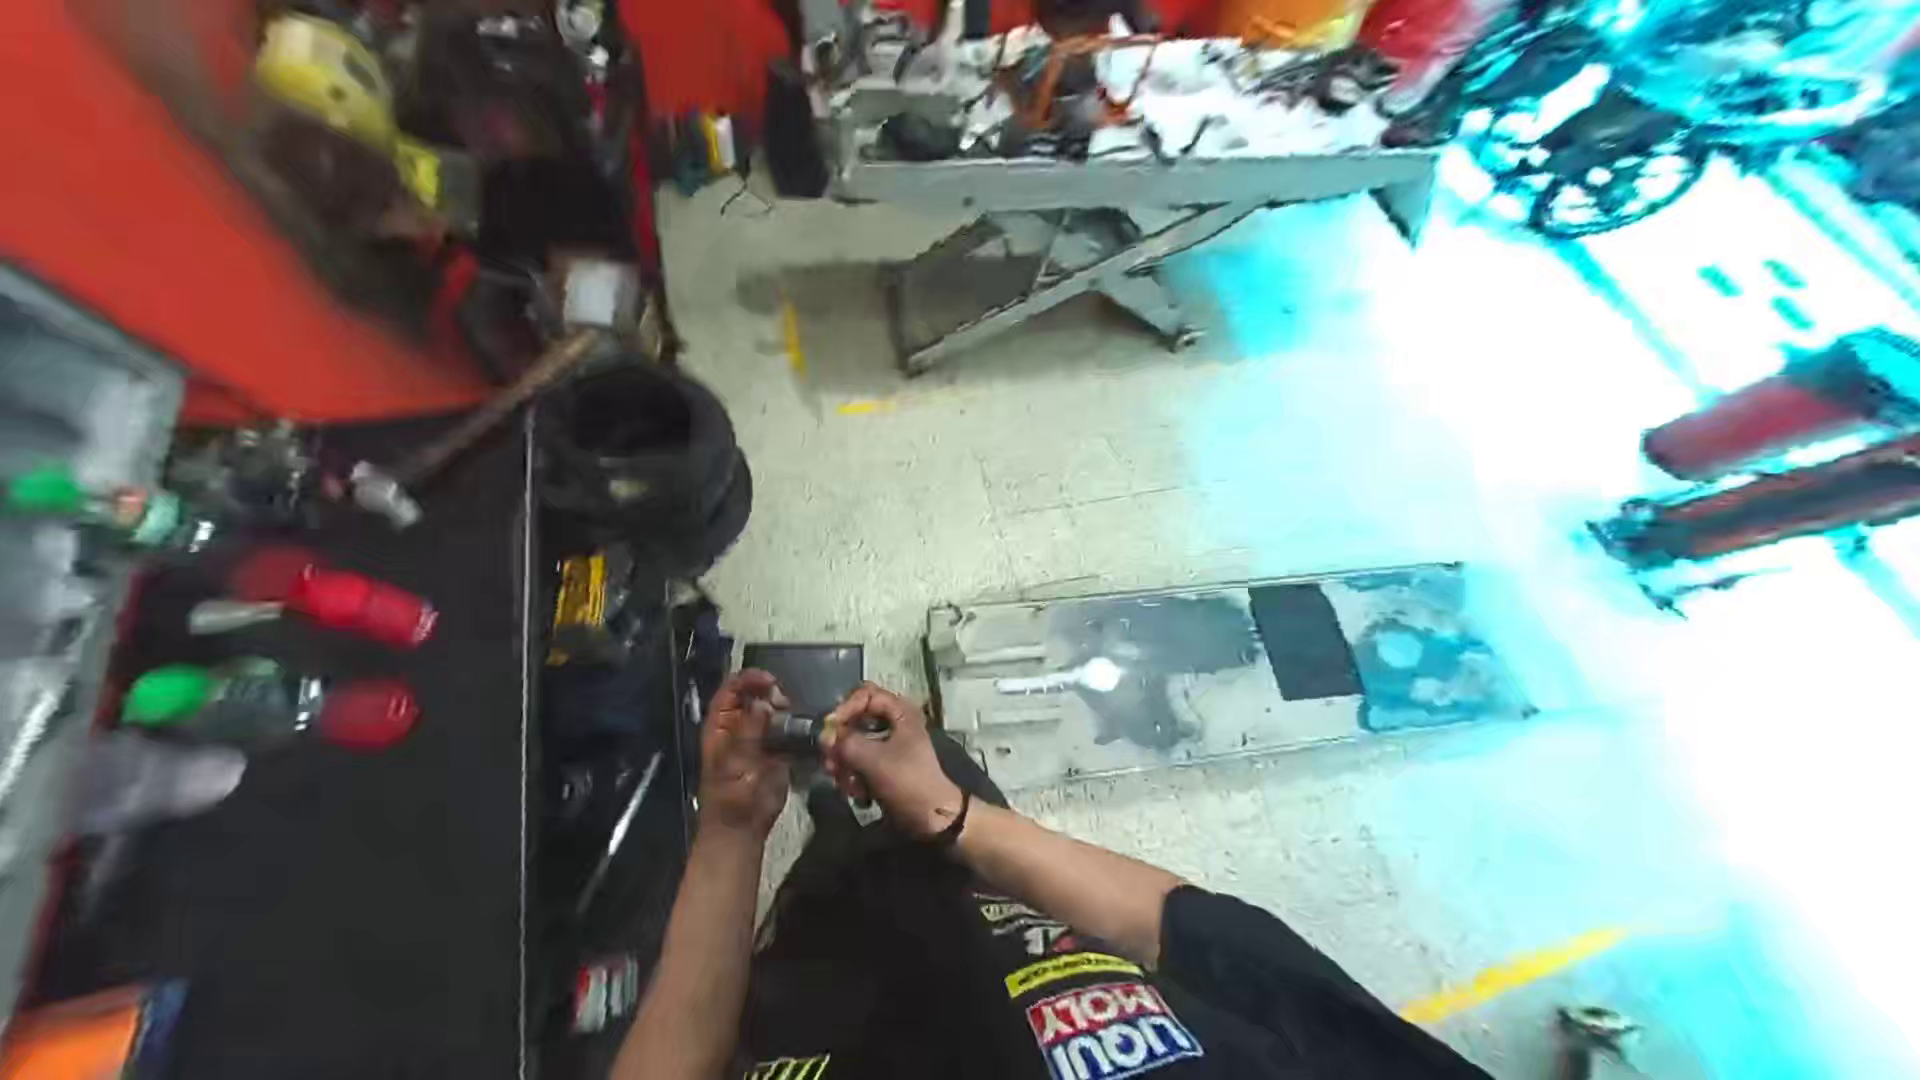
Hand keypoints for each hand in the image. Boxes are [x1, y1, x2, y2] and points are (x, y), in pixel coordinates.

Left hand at [697, 670, 790, 839]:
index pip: (732, 688)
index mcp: (721, 724)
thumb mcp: (736, 764)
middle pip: (754, 693)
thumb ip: (749, 731)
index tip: (771, 681)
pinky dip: (794, 721)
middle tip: (784, 701)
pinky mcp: (776, 747)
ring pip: (772, 707)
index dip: (749, 679)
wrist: (742, 829)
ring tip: (791, 714)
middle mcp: (739, 724)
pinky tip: (801, 727)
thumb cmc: (731, 798)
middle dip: (770, 690)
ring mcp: (758, 735)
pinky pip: (786, 725)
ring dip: (784, 705)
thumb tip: (764, 702)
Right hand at [822, 682, 963, 839]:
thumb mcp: (873, 760)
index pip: (864, 694)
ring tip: (843, 783)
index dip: (845, 709)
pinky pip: (860, 761)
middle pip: (856, 719)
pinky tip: (855, 791)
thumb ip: (845, 742)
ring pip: (854, 743)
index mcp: (900, 711)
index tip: (830, 731)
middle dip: (840, 742)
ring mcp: (889, 743)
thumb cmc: (907, 781)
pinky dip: (853, 774)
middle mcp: (894, 722)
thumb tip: (825, 735)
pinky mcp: (884, 764)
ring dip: (844, 763)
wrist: (931, 817)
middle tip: (831, 763)